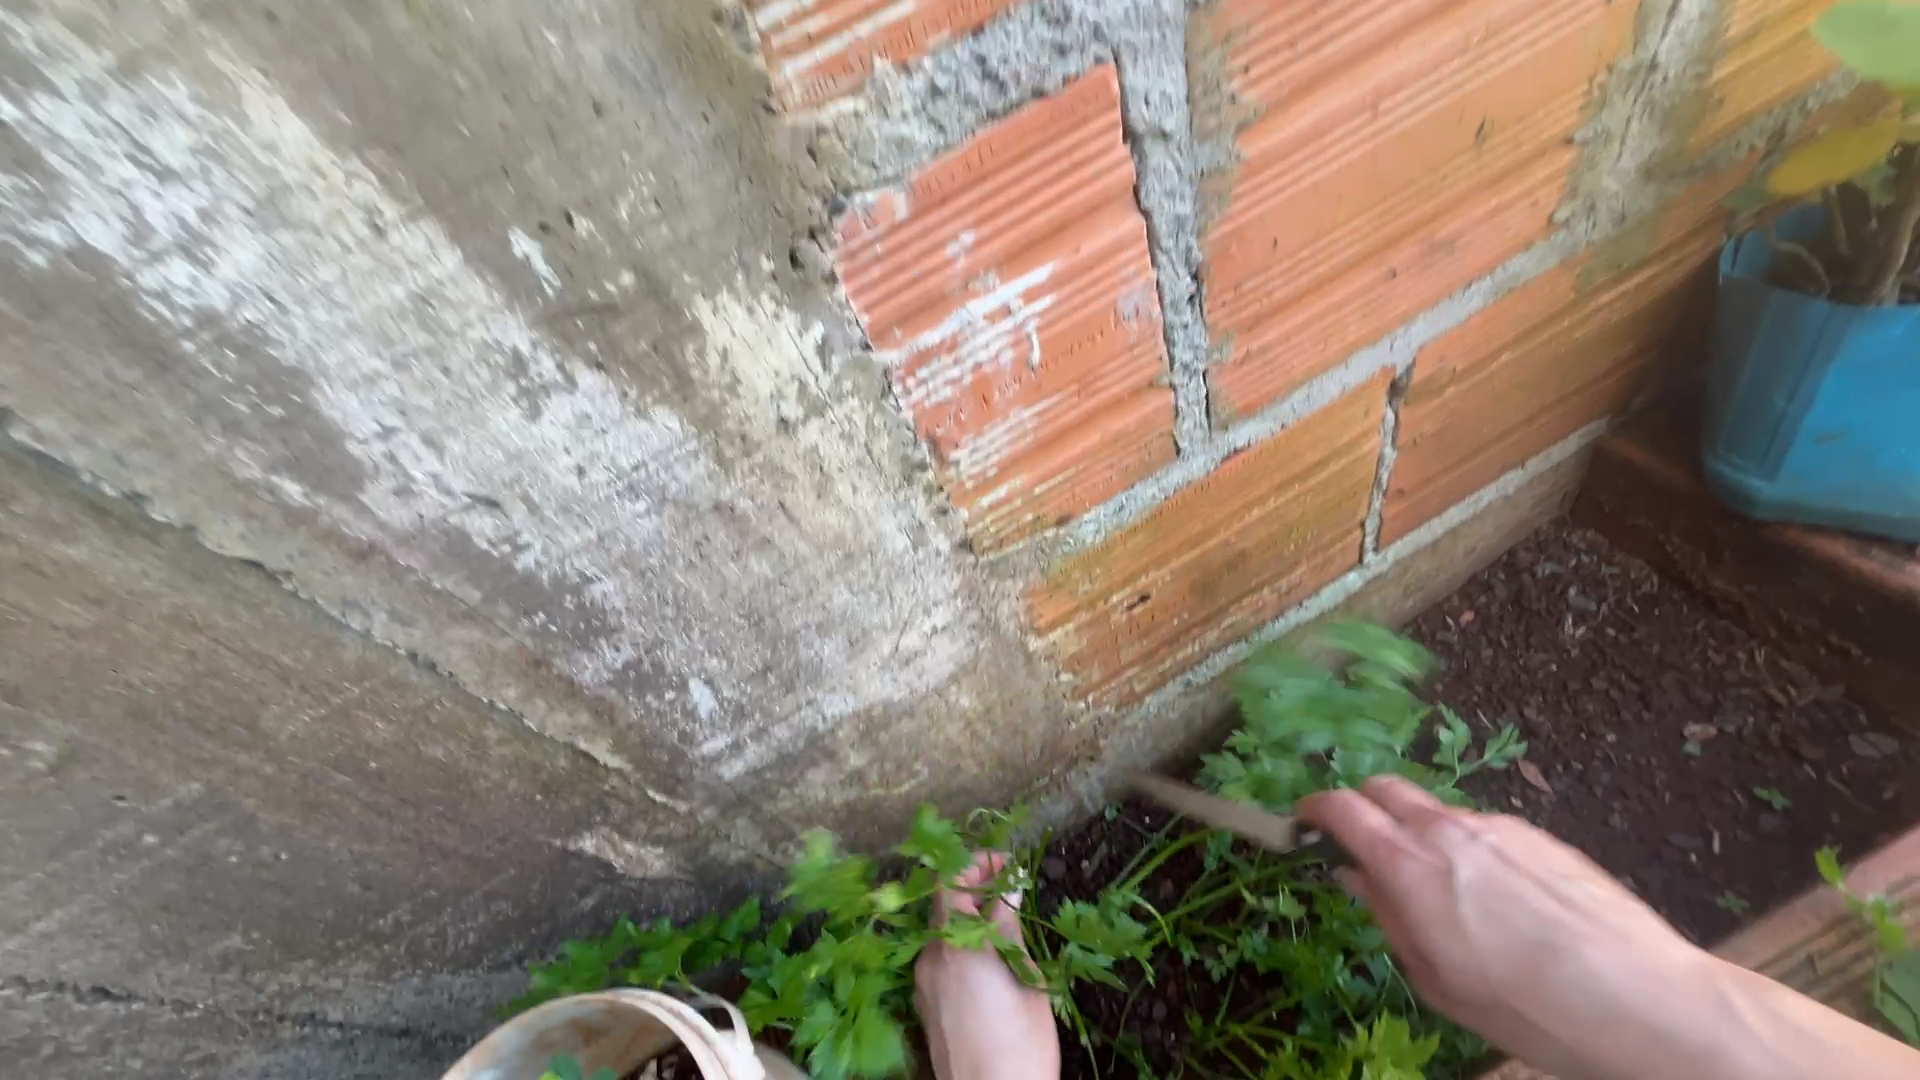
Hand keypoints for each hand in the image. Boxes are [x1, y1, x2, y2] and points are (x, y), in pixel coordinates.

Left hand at [913, 852, 1059, 1079]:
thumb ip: (1010, 927)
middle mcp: (932, 956)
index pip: (953, 879)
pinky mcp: (926, 1004)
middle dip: (976, 887)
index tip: (1008, 866)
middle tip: (1010, 888)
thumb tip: (1011, 885)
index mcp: (956, 944)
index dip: (979, 863)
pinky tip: (991, 959)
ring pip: (944, 931)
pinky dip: (963, 946)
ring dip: (970, 917)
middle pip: (945, 902)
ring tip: (1006, 923)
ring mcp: (925, 981)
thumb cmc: (1020, 1043)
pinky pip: (942, 958)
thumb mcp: (1024, 977)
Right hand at [1298, 776, 1714, 1078]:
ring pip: (1434, 810)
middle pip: (1382, 787)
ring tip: (1447, 889)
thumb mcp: (1436, 979)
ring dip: (1418, 832)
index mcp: (1408, 864)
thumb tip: (1353, 876)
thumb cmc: (1529, 1009)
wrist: (1652, 1005)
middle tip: (1365, 846)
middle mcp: (1443, 830)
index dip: (1313, 809)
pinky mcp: (1538, 836)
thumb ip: (1385, 916)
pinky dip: (1468, 848)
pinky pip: (1482, 829)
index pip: (1340, 806)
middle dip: (1362, 806)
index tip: (1305, 824)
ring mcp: (1493, 827)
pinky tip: (1503, 900)